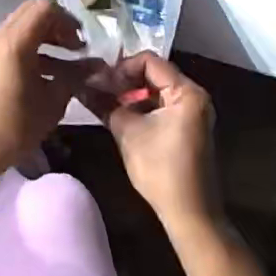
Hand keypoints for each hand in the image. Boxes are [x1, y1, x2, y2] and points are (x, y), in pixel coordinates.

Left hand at [0, 0, 86, 171]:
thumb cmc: (17, 124)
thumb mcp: (54, 100)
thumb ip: (76, 75)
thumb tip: (97, 65)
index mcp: (16, 41)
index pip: (46, 9)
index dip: (68, 21)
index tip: (80, 44)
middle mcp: (1, 35)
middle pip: (34, 11)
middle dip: (58, 25)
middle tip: (75, 46)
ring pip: (24, 23)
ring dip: (47, 34)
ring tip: (67, 57)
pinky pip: (16, 37)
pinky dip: (35, 44)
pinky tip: (51, 68)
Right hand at [86, 52, 218, 225]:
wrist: (190, 214)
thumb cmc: (160, 169)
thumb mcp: (127, 132)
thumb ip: (105, 104)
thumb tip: (82, 86)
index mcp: (186, 92)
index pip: (149, 61)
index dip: (121, 67)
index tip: (100, 80)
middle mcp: (194, 96)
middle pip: (154, 73)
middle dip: (124, 80)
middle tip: (98, 88)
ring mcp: (193, 112)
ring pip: (156, 89)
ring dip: (131, 94)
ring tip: (105, 101)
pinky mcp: (188, 127)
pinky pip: (162, 105)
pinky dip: (142, 106)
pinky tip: (120, 115)